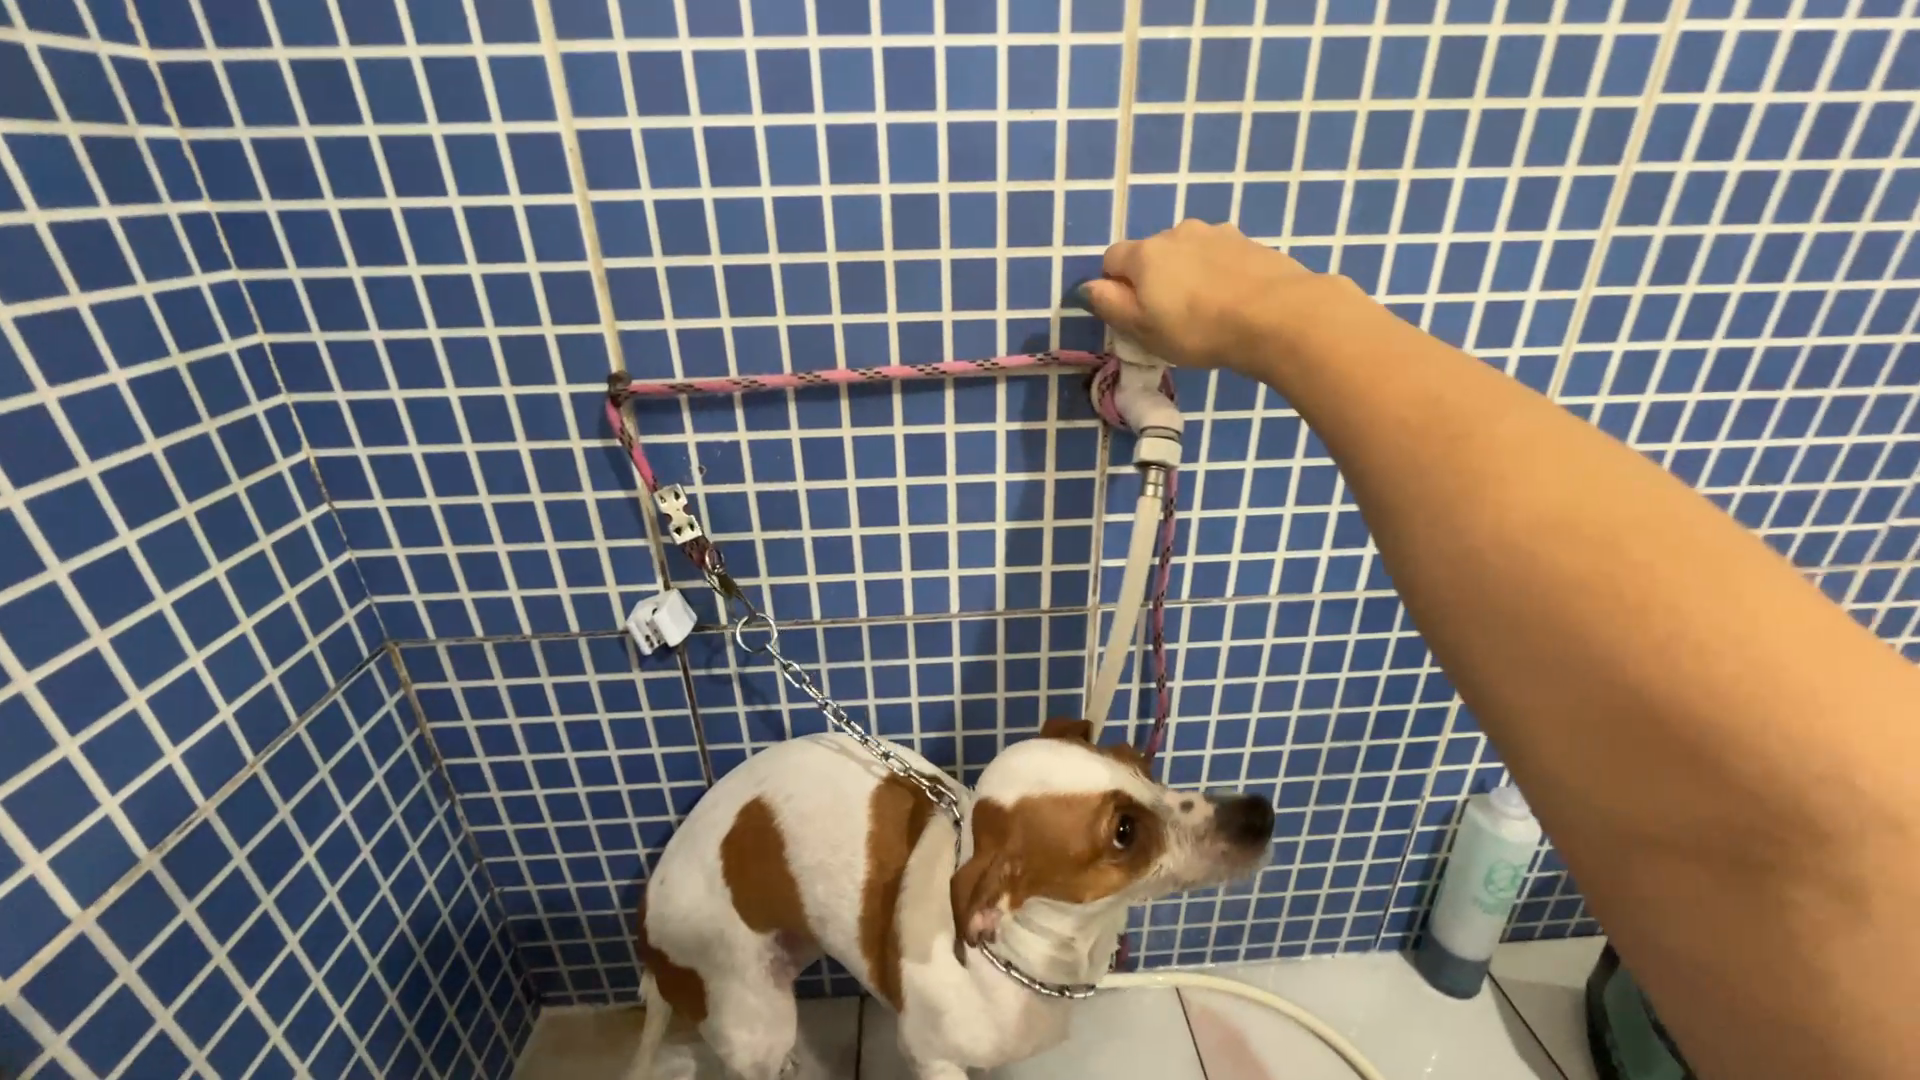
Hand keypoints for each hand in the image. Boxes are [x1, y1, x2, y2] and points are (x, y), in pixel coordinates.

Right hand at [1080, 220, 1330, 373]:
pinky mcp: (1250, 244)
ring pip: (1189, 254)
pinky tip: (1232, 302)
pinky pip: (1221, 259)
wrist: (1276, 316)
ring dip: (1188, 275)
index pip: (1112, 259)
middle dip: (1154, 279)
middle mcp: (1178, 232)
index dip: (1114, 286)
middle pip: (1152, 254)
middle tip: (1169, 318)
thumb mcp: (1142, 328)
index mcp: (1145, 254)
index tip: (1131, 315)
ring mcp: (1218, 234)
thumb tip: (1088, 287)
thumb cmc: (1197, 329)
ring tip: (1205, 310)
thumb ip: (1110, 305)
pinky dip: (1218, 275)